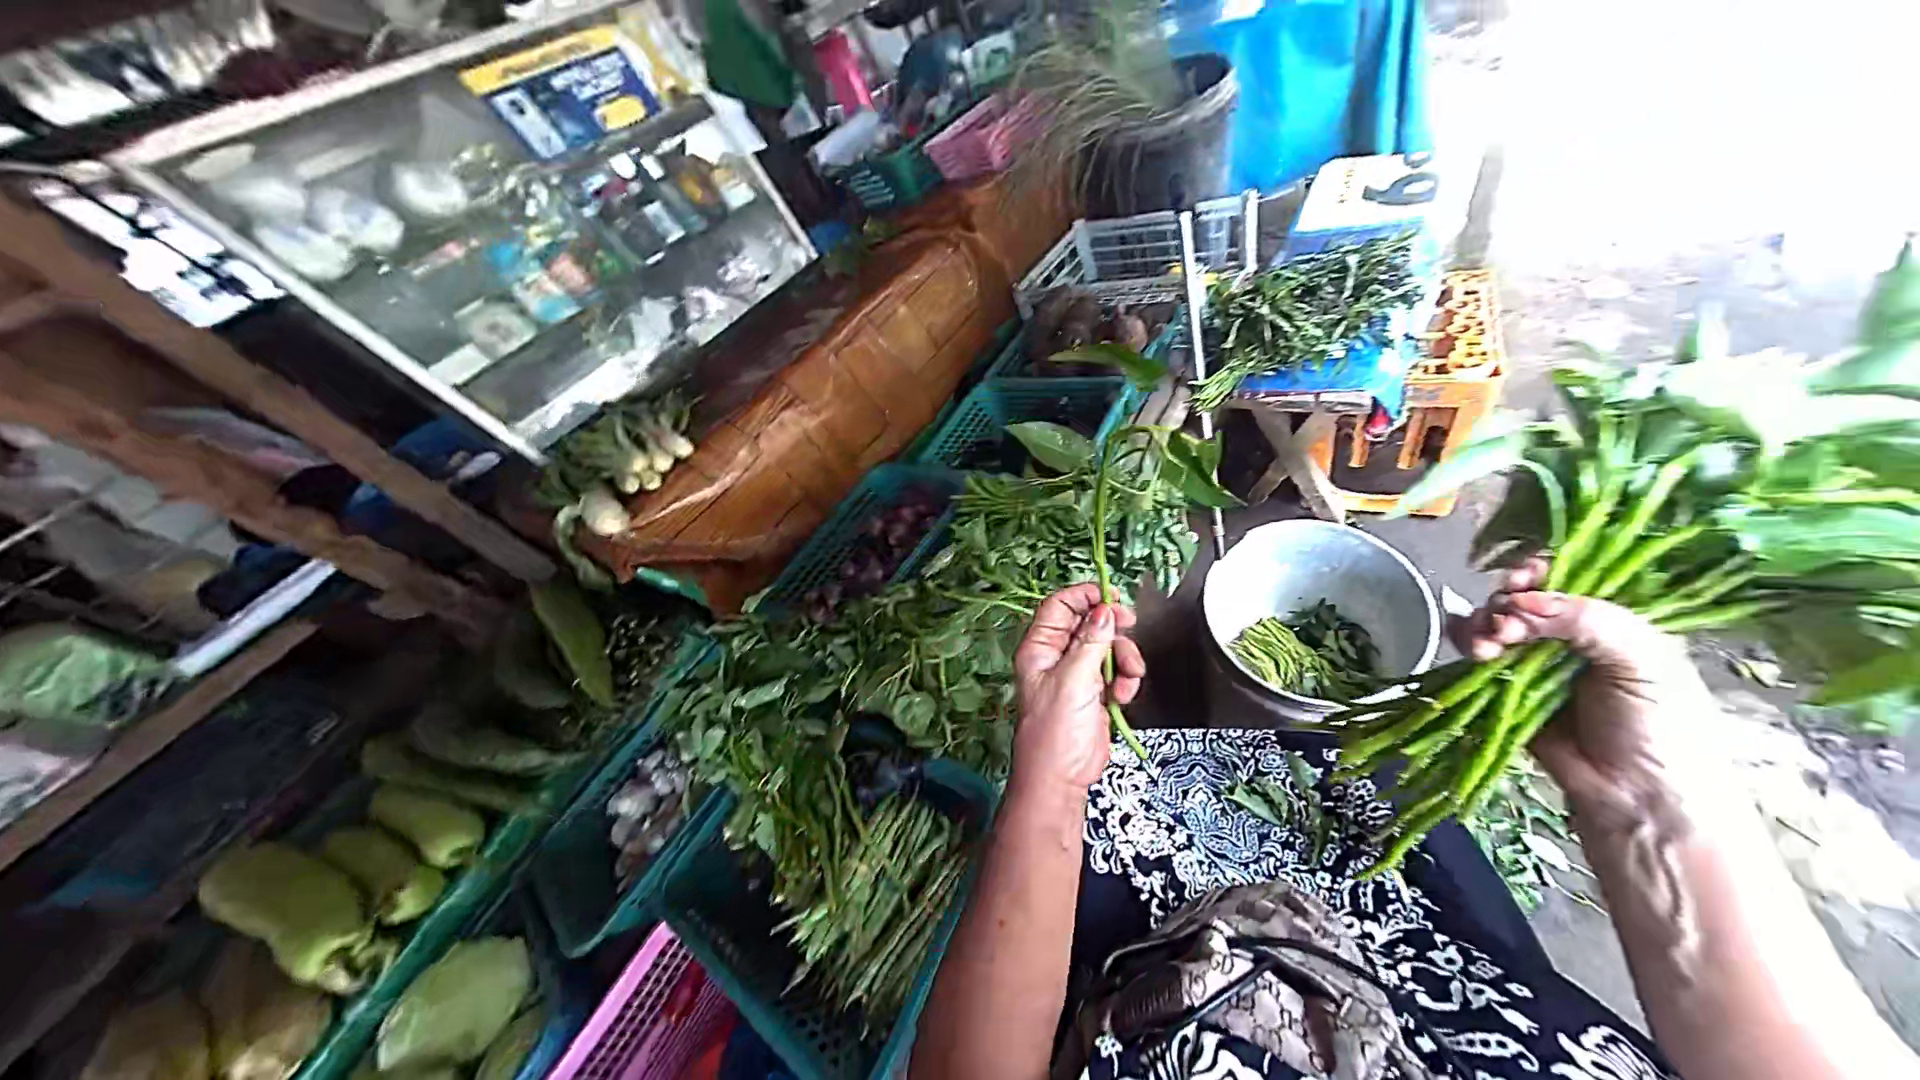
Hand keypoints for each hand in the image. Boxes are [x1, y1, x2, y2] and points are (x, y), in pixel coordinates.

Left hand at [1012, 584, 1144, 793]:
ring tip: (1126, 678)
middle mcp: (1057, 657)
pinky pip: (1116, 671)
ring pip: (1107, 647)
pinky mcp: (1094, 691)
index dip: (1084, 596)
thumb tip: (1104, 611)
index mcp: (1040, 648)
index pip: (1059, 606)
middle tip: (1128, 626)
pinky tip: (1122, 696)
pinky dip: (1125, 680)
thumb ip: (1091, 643)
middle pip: (1088, 623)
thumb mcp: (1073, 680)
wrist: (1062, 776)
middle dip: (1111, 626)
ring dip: (1123, 658)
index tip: (1110, 595)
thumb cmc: (1054, 732)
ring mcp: (1077, 674)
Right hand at [1458, 558, 1723, 833]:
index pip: (1568, 574)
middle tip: (1505, 630)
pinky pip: (1474, 648)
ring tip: (1486, 650)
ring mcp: (1534, 657)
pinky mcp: (1503, 681)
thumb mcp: (1643, 662)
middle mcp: (1569, 631)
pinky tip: (1471, 650)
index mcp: (1612, 618)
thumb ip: (1588, 620)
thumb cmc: (1660, 727)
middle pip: (1521, 595)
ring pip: (1492, 619)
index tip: (1520, 583)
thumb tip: (1519, 600)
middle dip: (1504, 604)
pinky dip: (1464, 641)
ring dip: (1481, 626)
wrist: (1635, 797)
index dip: (1538, 571)